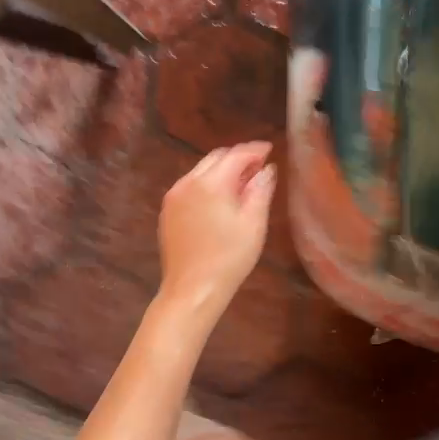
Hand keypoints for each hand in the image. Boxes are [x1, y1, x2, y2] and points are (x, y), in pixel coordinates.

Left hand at [158, 142, 275, 302]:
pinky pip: (191, 186)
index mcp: (210, 183)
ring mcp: (174, 197)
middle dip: (238, 158)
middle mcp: (187, 183)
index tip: (271, 150)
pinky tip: (221, 200)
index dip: (255, 150)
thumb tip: (267, 169)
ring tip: (243, 184)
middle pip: (215, 158)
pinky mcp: (167, 212)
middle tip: (259, 168)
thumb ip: (261, 190)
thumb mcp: (254, 223)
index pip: (235, 155)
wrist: (192, 289)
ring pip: (201, 171)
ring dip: (223, 171)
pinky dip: (208, 185)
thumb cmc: (230, 257)